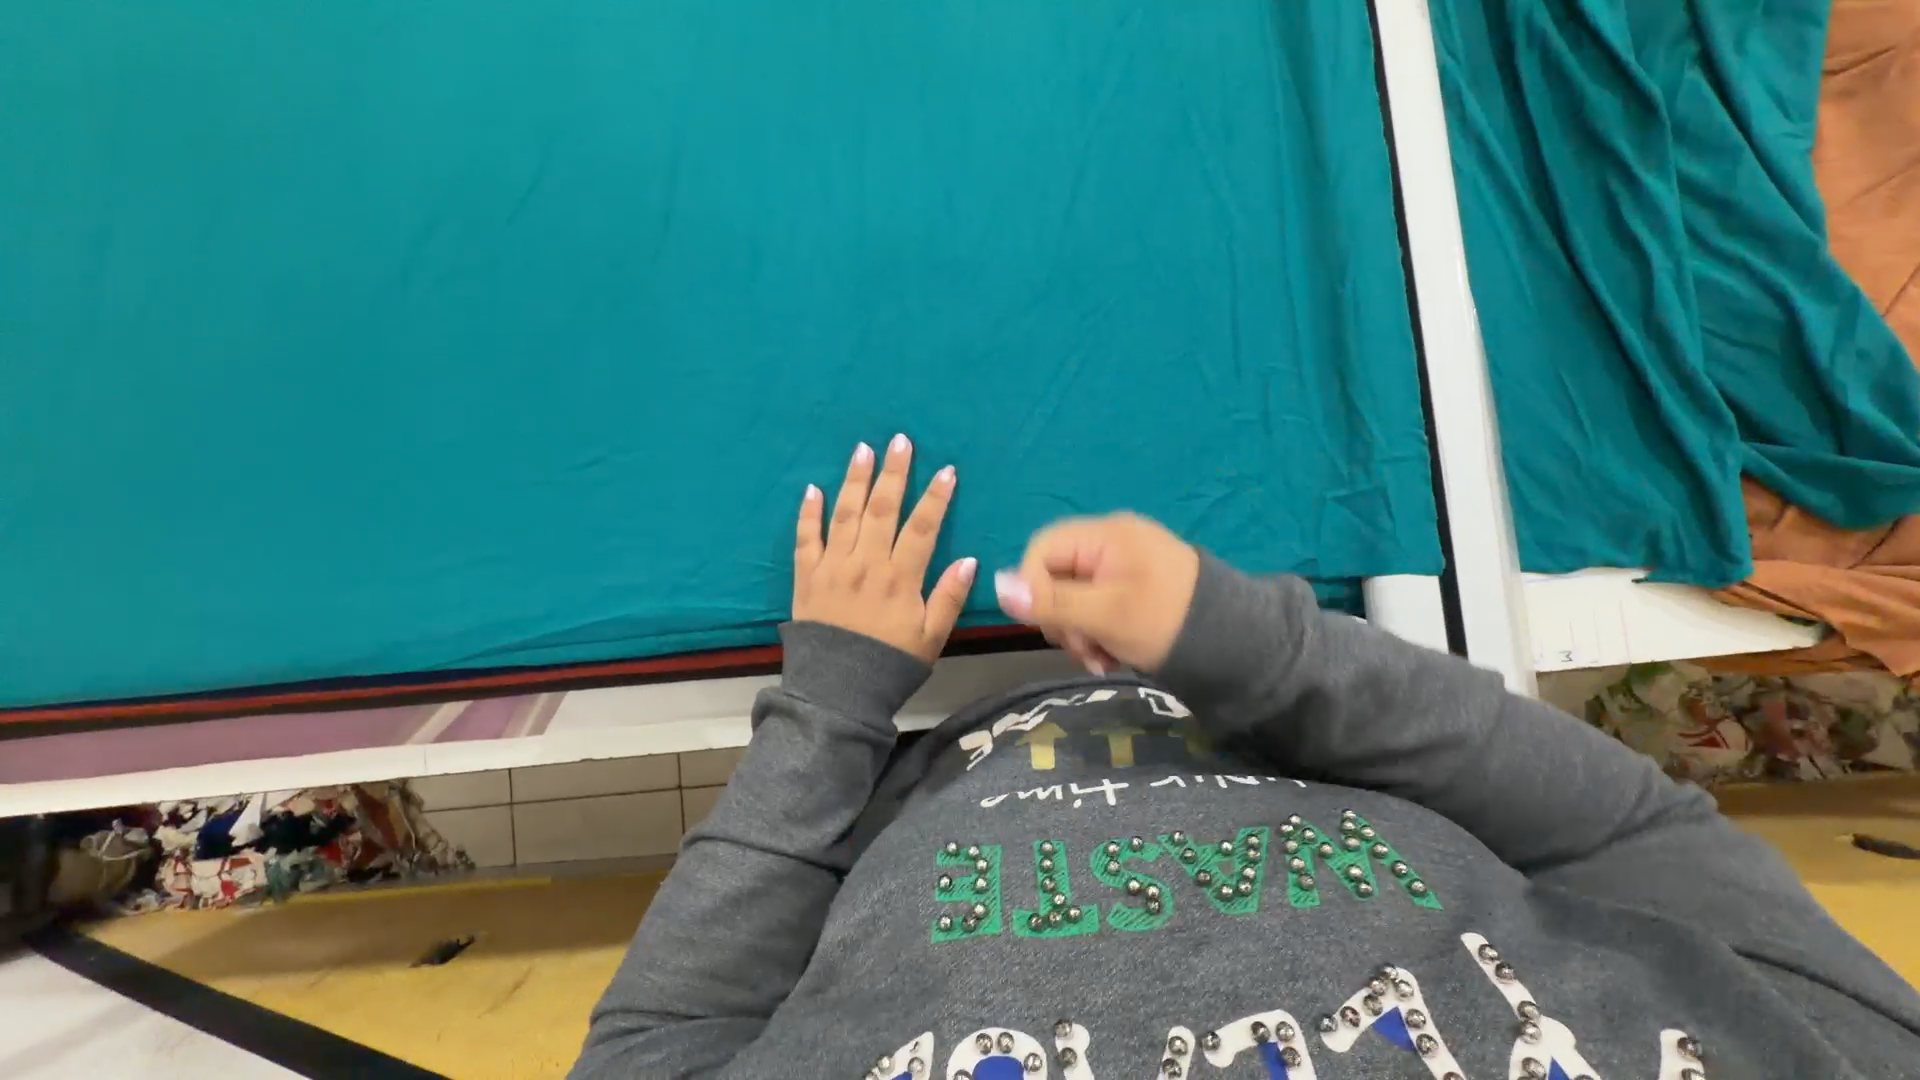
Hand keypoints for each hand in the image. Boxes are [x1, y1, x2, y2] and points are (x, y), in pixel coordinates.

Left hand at [793, 434, 976, 663]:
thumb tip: (969, 560)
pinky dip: (809, 513)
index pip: (922, 527)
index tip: (945, 470)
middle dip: (893, 473)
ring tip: (862, 450)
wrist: (837, 692)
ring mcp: (833, 567)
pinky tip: (813, 489)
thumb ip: (949, 598)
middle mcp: (866, 564)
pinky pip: (805, 539)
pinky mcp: (807, 577)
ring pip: (845, 514)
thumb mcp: (931, 638)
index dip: (935, 497)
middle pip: (882, 509)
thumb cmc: (890, 666)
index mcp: (900, 578)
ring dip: (854, 480)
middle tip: (899, 441)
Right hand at [993, 512, 1198, 673]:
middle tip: (1084, 650)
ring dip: (1079, 633)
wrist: (1234, 644)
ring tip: (1103, 660)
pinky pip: (1095, 606)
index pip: (1041, 552)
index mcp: (1104, 535)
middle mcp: (1109, 542)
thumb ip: (1051, 602)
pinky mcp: (1132, 589)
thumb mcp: (1105, 614)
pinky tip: (1112, 656)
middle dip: (1062, 619)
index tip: (1053, 627)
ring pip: (1072, 598)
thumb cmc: (1166, 622)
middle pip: (1054, 577)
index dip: (1035, 590)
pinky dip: (1097, 633)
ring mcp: (1122, 565)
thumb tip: (996, 585)